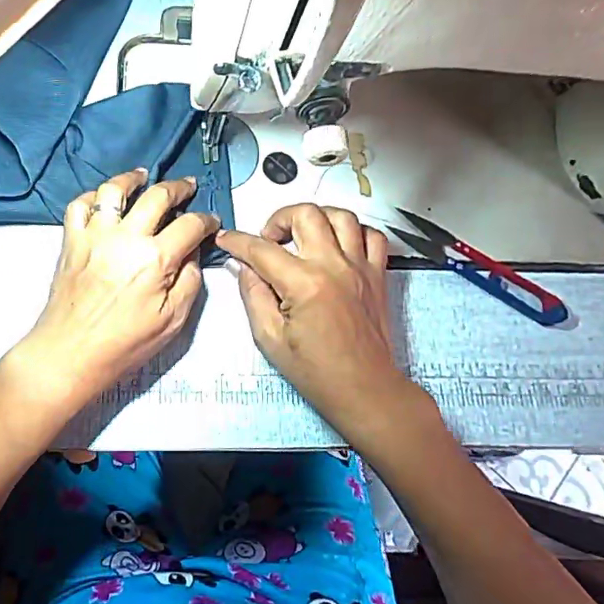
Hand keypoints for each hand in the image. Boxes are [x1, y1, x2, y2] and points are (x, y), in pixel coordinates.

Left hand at [9, 169, 221, 409]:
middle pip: (156, 195)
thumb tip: (192, 254)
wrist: (70, 353)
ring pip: (113, 190)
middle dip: (178, 187)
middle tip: (186, 186)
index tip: (210, 222)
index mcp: (155, 259)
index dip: (206, 220)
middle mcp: (125, 238)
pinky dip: (93, 197)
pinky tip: (103, 200)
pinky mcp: (71, 241)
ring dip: (132, 179)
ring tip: (142, 177)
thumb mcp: (172, 321)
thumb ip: (189, 282)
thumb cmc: (122, 344)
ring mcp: (94, 236)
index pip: (190, 225)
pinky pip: (79, 205)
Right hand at [216, 204, 418, 429]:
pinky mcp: (378, 275)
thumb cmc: (315, 371)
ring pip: (341, 215)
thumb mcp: (269, 338)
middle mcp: (335, 267)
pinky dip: (352, 232)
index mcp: (304, 284)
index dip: (237, 241)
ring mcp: (361, 267)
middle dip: (277, 220)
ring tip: (301, 237)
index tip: (226, 239)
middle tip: (268, 241)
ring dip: (316, 219)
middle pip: (305, 214)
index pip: (262, 249)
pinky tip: (336, 246)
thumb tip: (244, 267)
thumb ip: (253, 295)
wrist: (364, 389)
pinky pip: (371, 235)